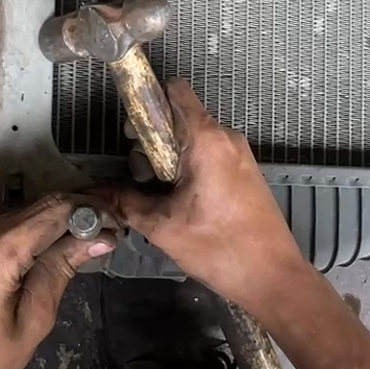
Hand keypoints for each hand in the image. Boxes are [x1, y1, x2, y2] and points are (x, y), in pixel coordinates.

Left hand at [0, 195, 112, 368]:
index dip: (89, 212)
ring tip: (80, 246)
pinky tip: (43, 253)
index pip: (53, 212)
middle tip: (106, 235)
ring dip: (50, 227)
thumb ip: (60, 270)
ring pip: (17, 217)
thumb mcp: (32, 323)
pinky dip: (24, 236)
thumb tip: (101, 237)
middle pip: (35, 209)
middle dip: (74, 217)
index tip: (116, 224)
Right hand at [94, 80, 310, 310]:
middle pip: (179, 117)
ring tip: (160, 196)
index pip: (174, 91)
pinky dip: (188, 169)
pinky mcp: (244, 171)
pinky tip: (181, 202)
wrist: (272, 277)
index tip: (131, 132)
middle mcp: (226, 137)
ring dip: (169, 160)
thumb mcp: (163, 227)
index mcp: (207, 140)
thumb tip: (97, 194)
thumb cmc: (221, 249)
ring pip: (192, 139)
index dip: (147, 102)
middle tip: (142, 177)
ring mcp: (239, 153)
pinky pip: (208, 155)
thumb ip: (126, 202)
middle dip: (153, 142)